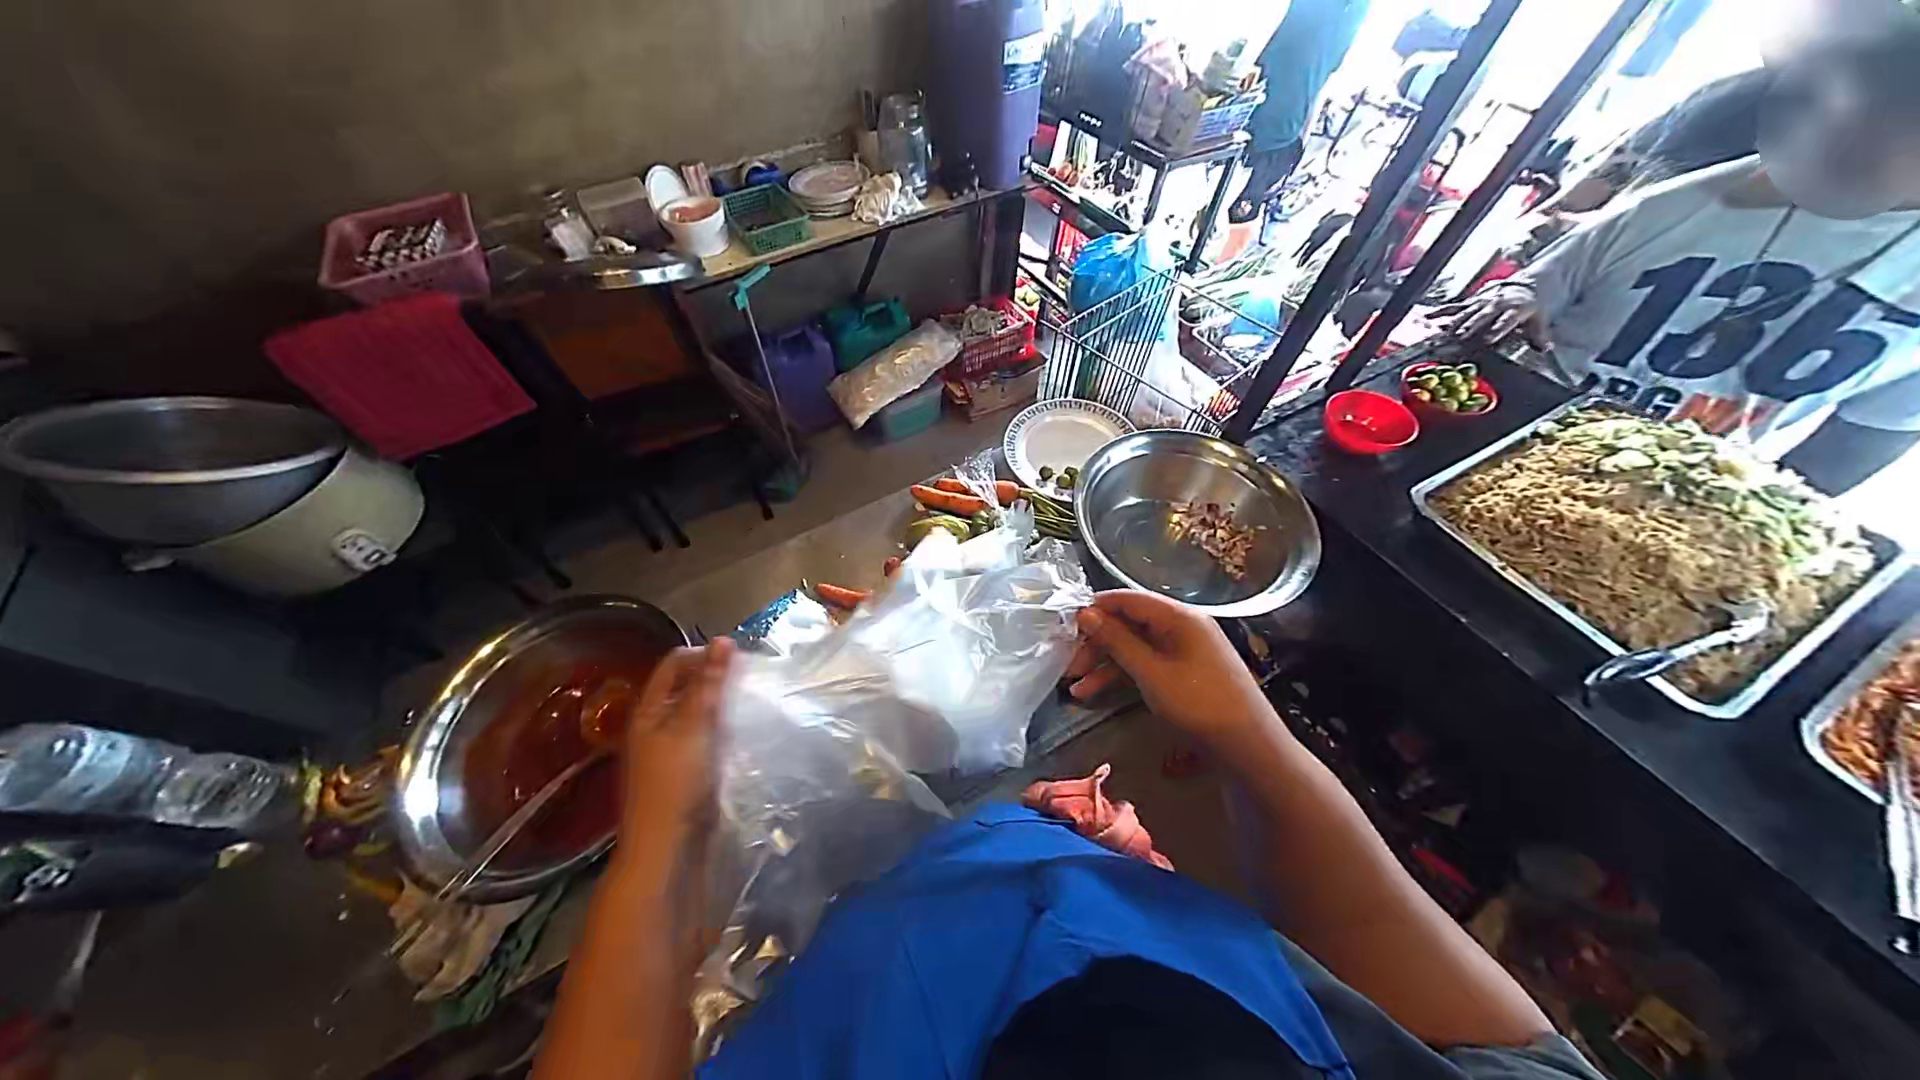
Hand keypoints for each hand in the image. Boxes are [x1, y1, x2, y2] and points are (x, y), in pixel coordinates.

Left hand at [618, 638, 735, 849]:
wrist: (666, 847)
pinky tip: (744, 733)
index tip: (738, 662)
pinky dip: (725, 729)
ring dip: (723, 705)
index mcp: (648, 710)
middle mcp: (656, 725)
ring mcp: (671, 748)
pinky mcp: (687, 769)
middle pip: (687, 687)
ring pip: (700, 712)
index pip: (675, 663)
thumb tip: (724, 640)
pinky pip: (708, 737)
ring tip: (751, 704)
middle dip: (717, 679)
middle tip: (749, 682)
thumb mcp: (693, 726)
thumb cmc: (675, 781)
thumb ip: (709, 683)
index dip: (704, 655)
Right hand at [1065, 591, 1274, 749]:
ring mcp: (1182, 647)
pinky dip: (1121, 674)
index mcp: (1177, 616)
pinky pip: (1145, 662)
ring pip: (1133, 645)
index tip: (1065, 626)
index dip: (1094, 609)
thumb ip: (1116, 641)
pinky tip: (1094, 692)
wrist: (1249, 745)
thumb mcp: (1151, 672)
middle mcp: (1180, 624)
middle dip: (1095, 643)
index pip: (1126, 599)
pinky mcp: (1182, 668)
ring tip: (1074, 685)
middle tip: (1068, 664)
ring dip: (1103, 663)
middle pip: (1128, 623)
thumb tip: (1085, 613)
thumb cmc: (1199, 703)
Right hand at [1428, 282, 1547, 346]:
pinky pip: (1453, 306)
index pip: (1506, 320)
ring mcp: (1482, 302)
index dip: (1497, 329)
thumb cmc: (1530, 306)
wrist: (1527, 284)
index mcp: (1515, 309)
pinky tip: (1428, 317)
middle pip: (1482, 315)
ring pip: (1467, 311)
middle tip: (1461, 335)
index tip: (1488, 338)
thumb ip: (1539, 335)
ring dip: (1455, 322)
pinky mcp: (1471, 302)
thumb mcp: (1540, 318)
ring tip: (1444, 332)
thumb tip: (1545, 348)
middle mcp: (1497, 304)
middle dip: (1471, 325)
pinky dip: (1440, 312)